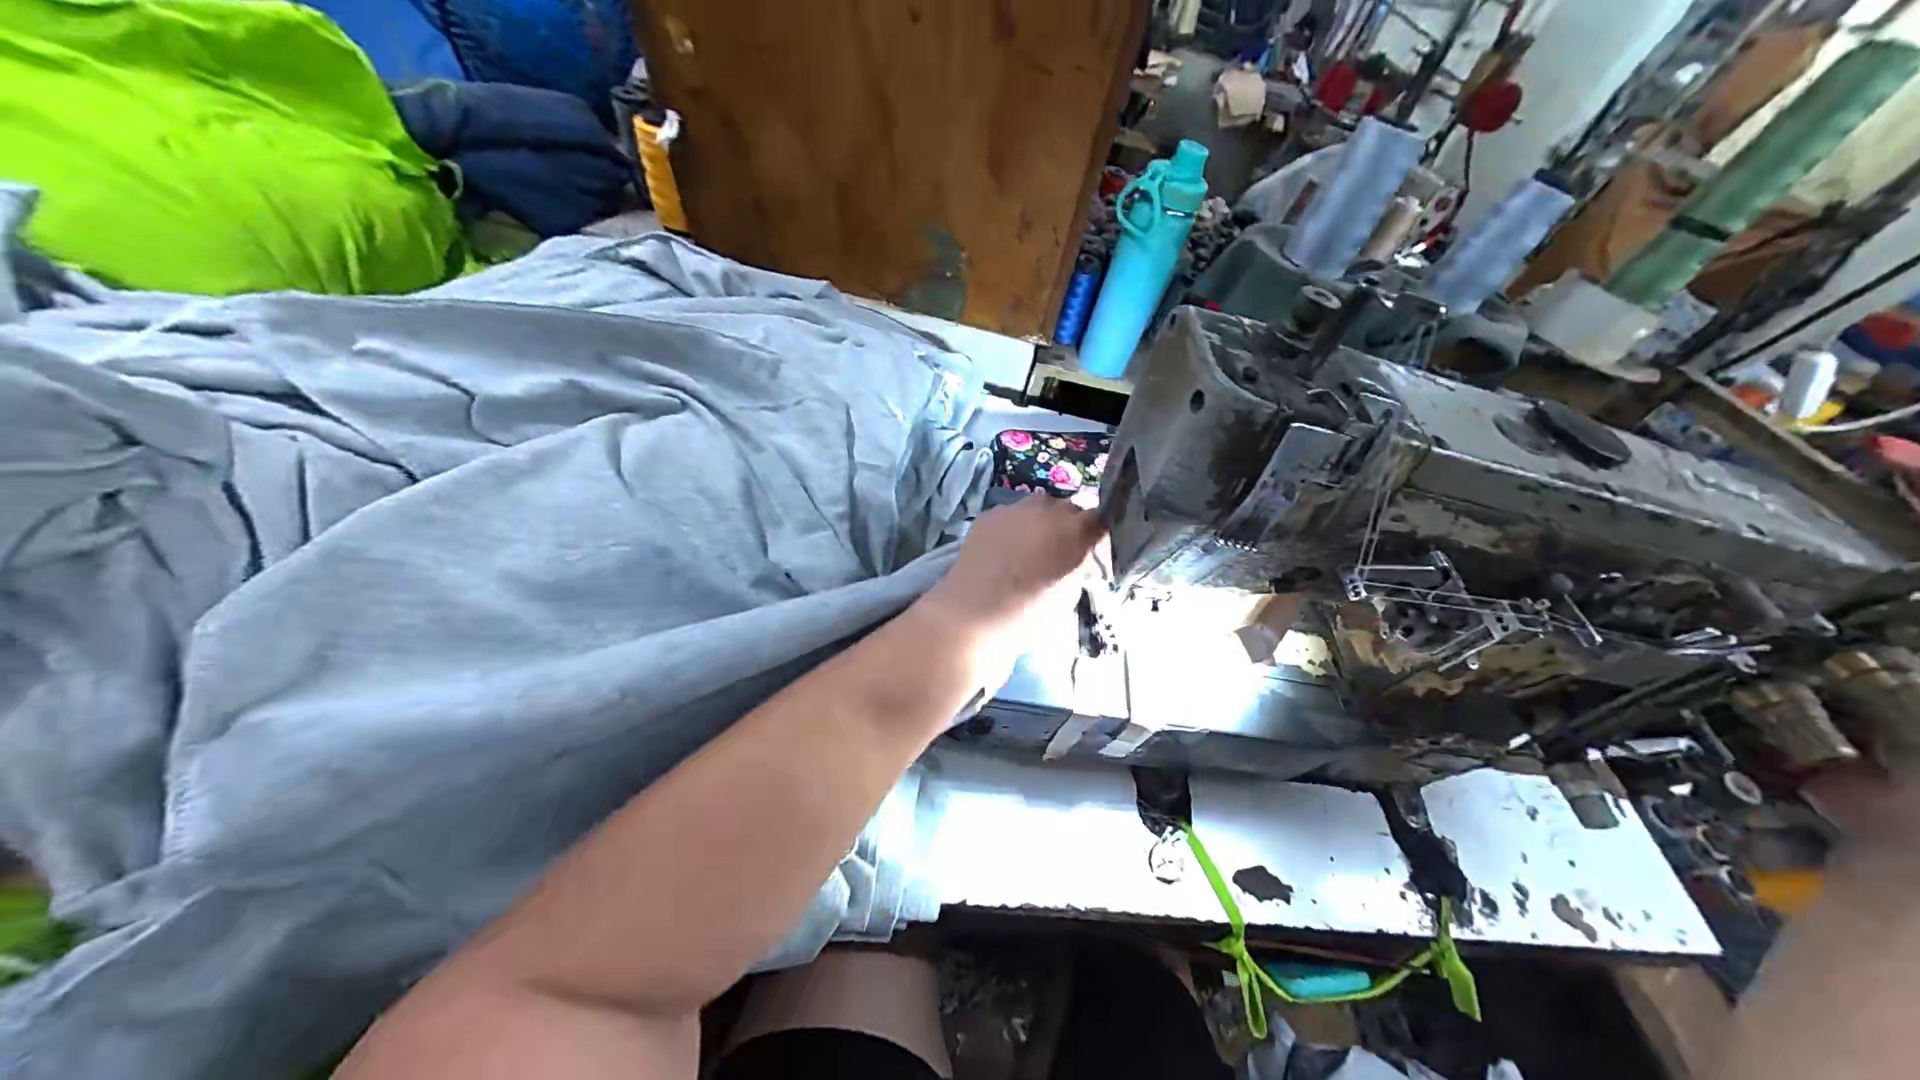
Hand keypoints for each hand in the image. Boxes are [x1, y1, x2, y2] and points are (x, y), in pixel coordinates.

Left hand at [911, 495, 1106, 692]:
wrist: (972, 617)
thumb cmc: (1029, 616)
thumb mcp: (1070, 594)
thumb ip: (1081, 565)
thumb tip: (1082, 554)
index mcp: (1075, 531)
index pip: (1100, 520)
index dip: (1097, 536)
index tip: (1092, 553)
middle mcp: (1047, 510)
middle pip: (1069, 509)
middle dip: (1069, 528)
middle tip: (1060, 555)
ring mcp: (1015, 508)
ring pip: (1039, 508)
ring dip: (1041, 524)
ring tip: (1030, 552)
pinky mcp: (988, 515)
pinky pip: (1011, 515)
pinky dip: (1014, 527)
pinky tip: (1004, 552)